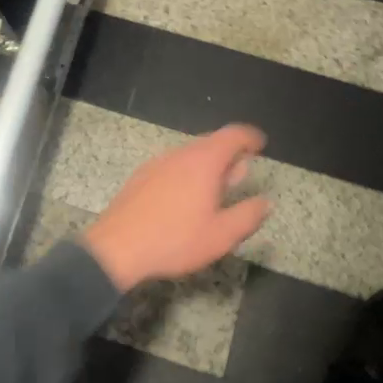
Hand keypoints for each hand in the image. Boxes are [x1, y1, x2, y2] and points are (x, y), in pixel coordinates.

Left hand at [80, 124, 271, 291]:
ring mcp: (159, 162)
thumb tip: (265, 202)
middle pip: (211, 142)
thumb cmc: (175, 240)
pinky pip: (174, 165)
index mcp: (204, 161)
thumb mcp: (220, 235)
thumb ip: (247, 216)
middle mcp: (181, 154)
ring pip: (191, 154)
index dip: (250, 137)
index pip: (233, 135)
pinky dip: (189, 172)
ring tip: (217, 189)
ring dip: (209, 165)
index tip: (260, 145)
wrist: (117, 248)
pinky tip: (186, 198)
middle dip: (230, 154)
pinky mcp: (142, 176)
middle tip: (242, 172)